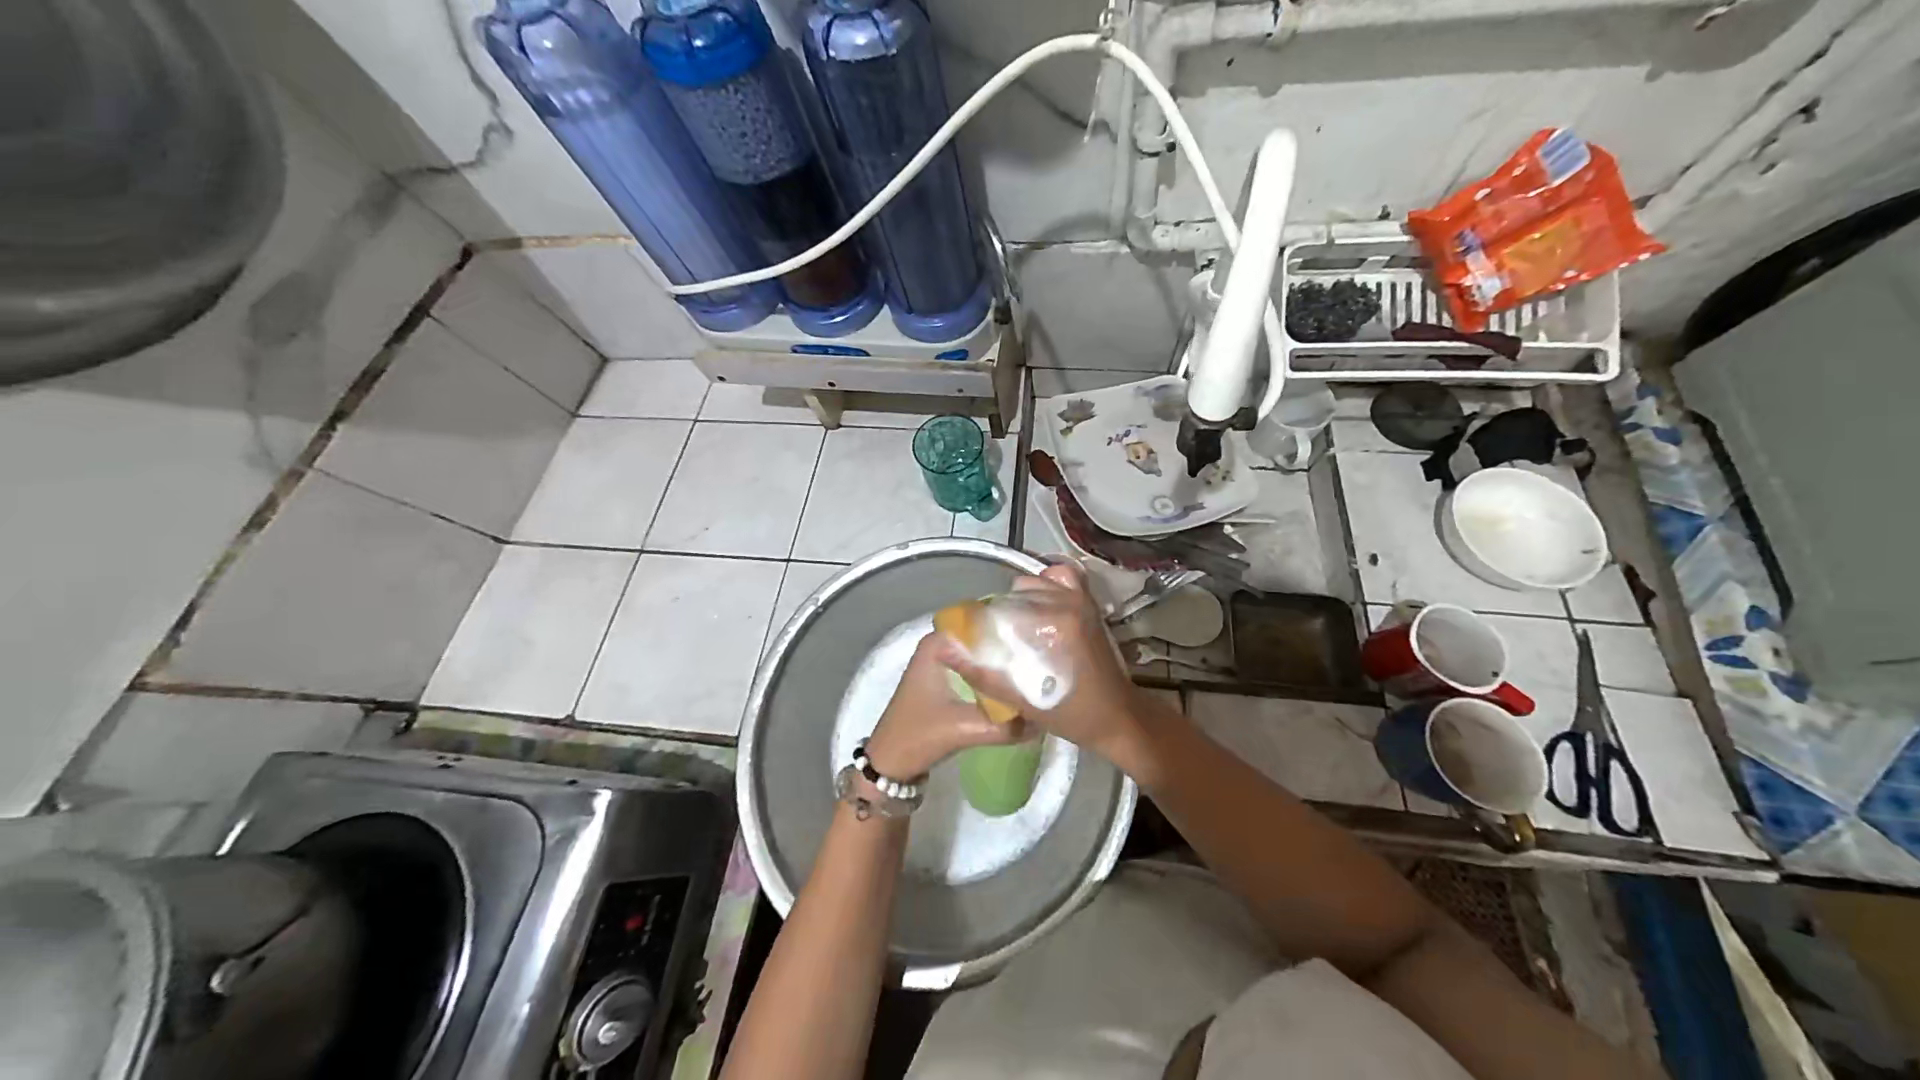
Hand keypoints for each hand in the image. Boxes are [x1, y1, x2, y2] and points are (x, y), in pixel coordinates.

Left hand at [865, 632, 1029, 779]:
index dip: (1011, 629)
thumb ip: (1006, 724)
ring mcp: (944, 666)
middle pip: (986, 640)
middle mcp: (941, 648)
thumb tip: (1045, 719)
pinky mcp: (949, 685)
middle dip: (1013, 650)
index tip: (1041, 638)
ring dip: (1006, 668)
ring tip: (1041, 673)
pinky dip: (997, 682)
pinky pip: (979, 674)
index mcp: (938, 645)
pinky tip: (1021, 691)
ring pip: (984, 658)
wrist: (890, 765)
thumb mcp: (965, 729)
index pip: (982, 622)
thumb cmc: (918, 736)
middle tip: (1047, 658)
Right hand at [932, 563, 1151, 765]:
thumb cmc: (1072, 714)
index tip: (977, 641)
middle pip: (1014, 593)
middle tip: (996, 637)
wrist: (1119, 717)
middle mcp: (1066, 603)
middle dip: (999, 612)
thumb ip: (983, 673)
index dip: (981, 623)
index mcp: (1051, 624)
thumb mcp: (1023, 700)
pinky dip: (1045, 584)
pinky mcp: (1088, 602)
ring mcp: (1080, 599)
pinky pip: (1060, 577)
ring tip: (1014, 625)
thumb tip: (945, 648)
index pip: (1000, 608)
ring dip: (1019, 599)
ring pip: (1033, 584)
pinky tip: (1036, 605)